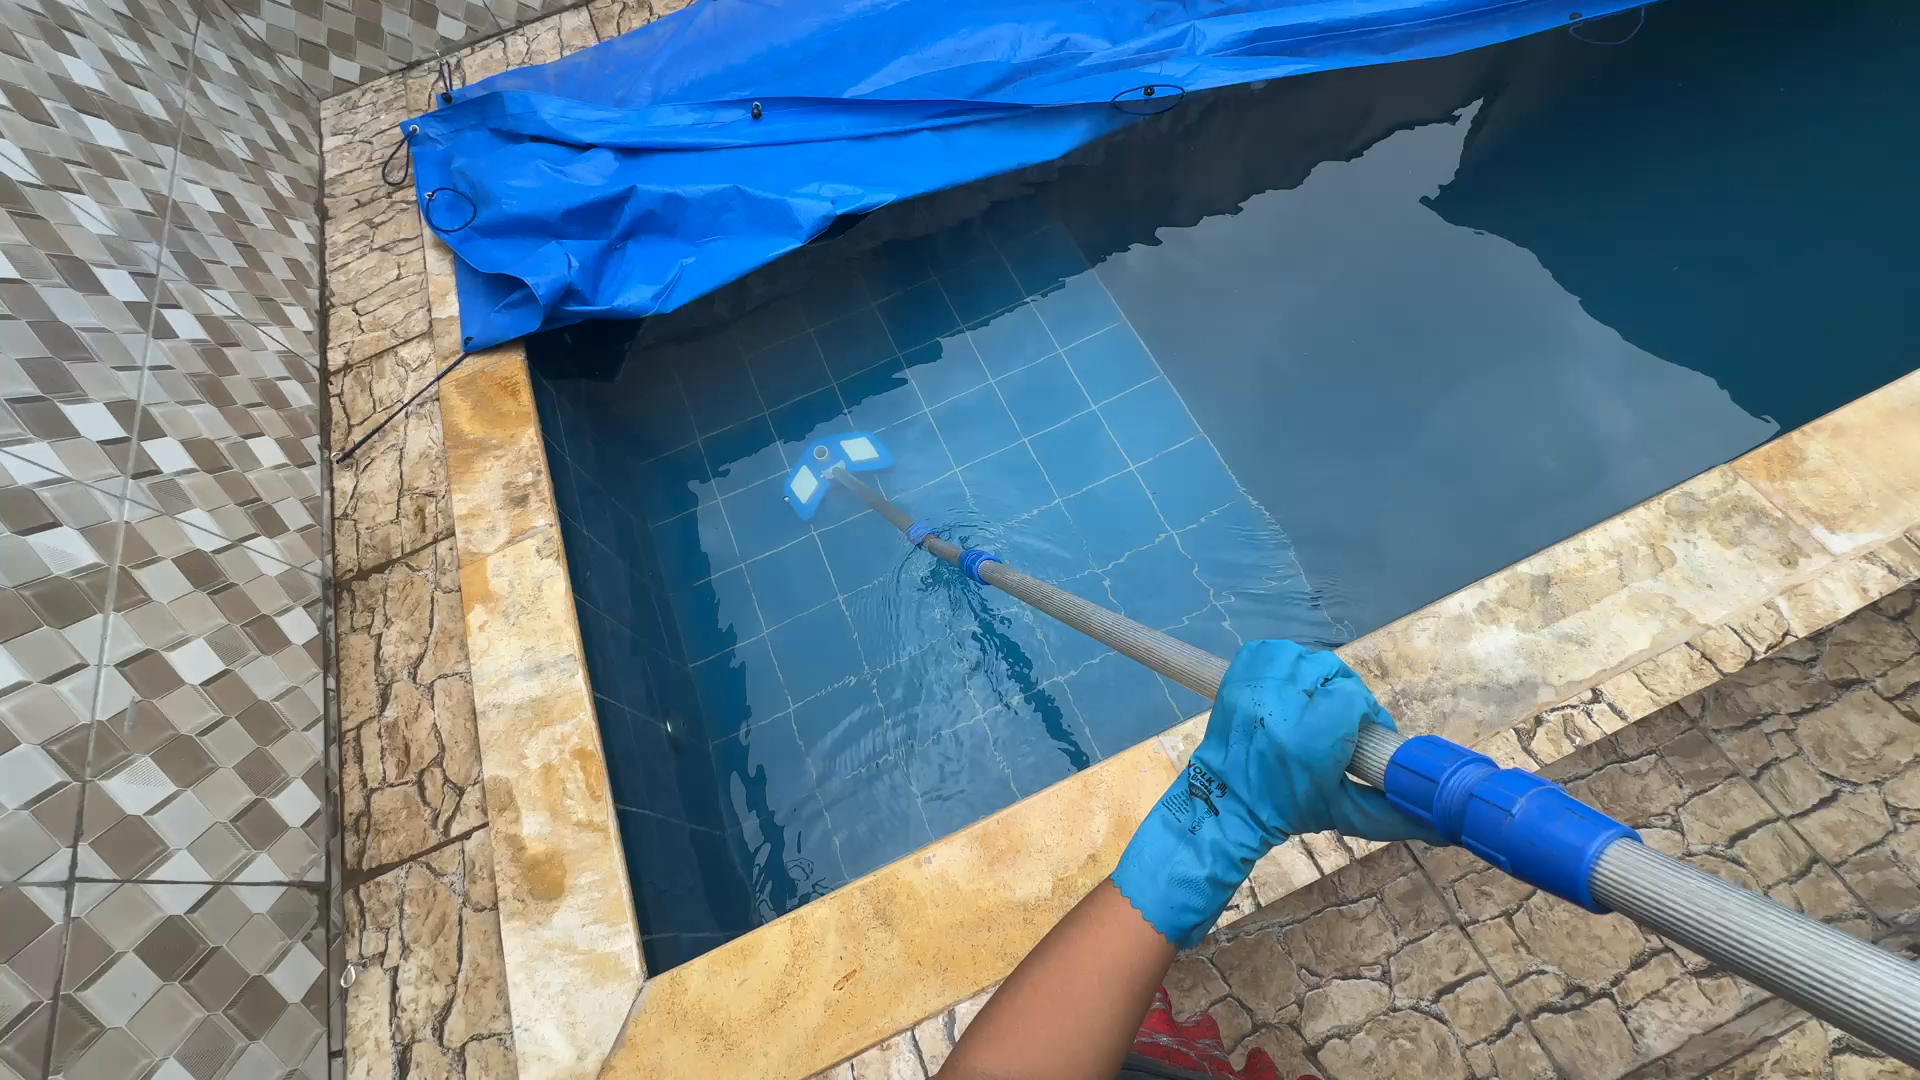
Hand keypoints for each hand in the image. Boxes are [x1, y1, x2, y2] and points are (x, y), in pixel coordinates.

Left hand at [1112, 640, 1441, 946]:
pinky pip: (1269, 651)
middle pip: (1329, 672)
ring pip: (1301, 657)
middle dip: (1342, 692)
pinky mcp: (1235, 678)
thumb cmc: (1289, 809)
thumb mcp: (1348, 815)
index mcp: (1308, 741)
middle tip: (1339, 718)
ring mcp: (1252, 688)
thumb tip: (1453, 823)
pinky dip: (1284, 663)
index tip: (1365, 730)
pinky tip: (1289, 686)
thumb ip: (1400, 815)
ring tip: (1314, 701)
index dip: (1365, 711)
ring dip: (1314, 676)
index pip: (1352, 698)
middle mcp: (1278, 707)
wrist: (1226, 801)